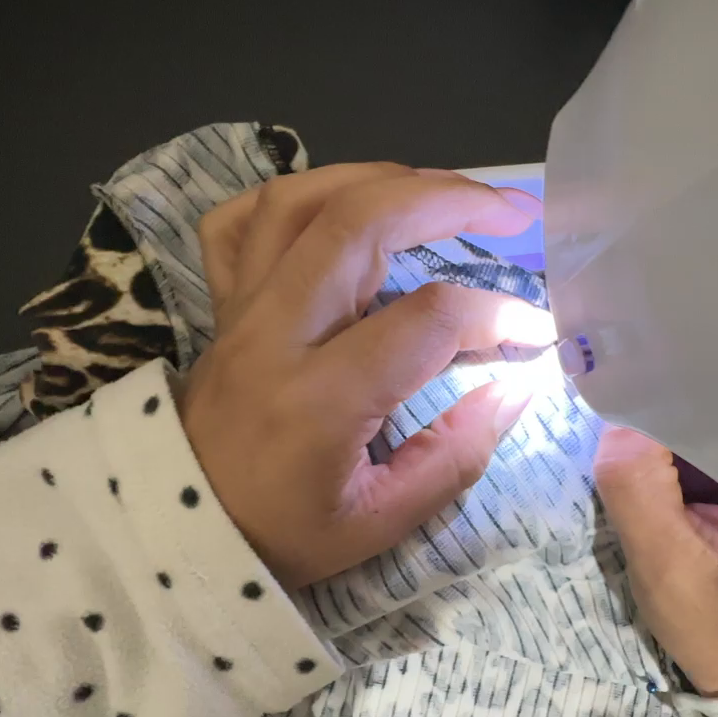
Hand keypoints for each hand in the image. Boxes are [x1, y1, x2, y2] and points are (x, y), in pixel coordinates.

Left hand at [180, 164, 555, 587]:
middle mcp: (276, 333)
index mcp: (322, 397)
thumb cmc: (283, 536)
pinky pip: (242, 223)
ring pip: (302, 202)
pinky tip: (337, 208)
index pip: (426, 319)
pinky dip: (295, 198)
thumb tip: (515, 387)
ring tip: (439, 194)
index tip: (535, 330)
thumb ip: (455, 455)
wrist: (182, 532)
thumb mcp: (380, 520)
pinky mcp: (222, 307)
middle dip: (449, 200)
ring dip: (381, 180)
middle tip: (511, 211)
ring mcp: (241, 311)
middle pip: (360, 223)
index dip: (496, 314)